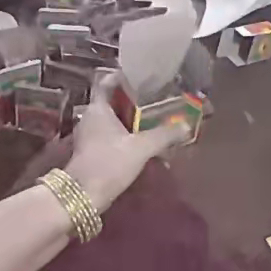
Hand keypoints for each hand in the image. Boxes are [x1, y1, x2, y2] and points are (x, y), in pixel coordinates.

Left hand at [62, 75, 185, 209]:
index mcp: (97, 109)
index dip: (120, 76)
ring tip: (150, 119)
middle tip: (153, 98)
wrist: (84, 195)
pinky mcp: (91, 152)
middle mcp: (89, 118)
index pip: (105, 82)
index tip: (138, 74)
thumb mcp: (141, 148)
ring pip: (110, 120)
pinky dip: (123, 134)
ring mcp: (88, 136)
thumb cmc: (109, 163)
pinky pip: (109, 135)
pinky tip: (140, 141)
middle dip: (130, 99)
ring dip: (128, 119)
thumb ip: (165, 135)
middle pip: (110, 101)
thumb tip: (186, 126)